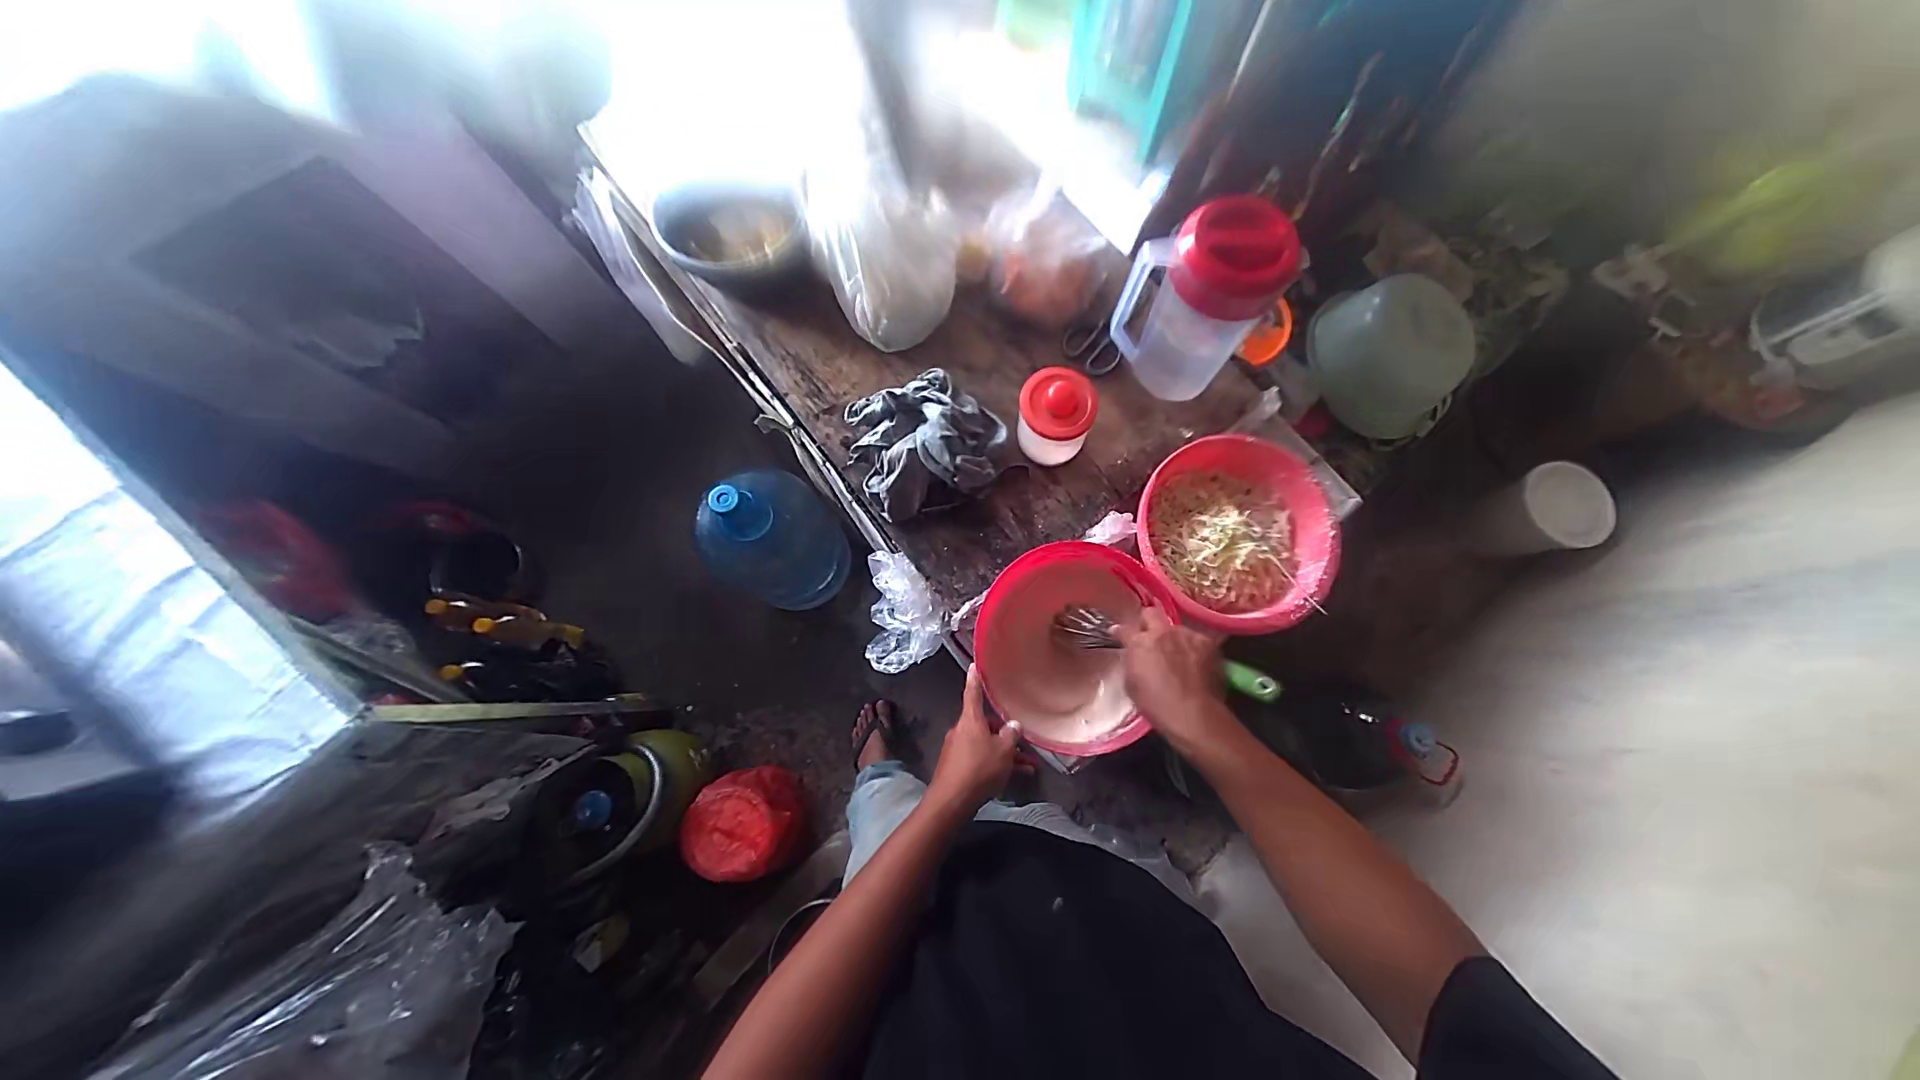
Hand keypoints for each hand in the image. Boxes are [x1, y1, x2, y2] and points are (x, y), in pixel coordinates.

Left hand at [926, 665, 1022, 815]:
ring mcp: (958, 748)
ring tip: (1028, 765)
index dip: (975, 679)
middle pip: (985, 724)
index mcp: (970, 720)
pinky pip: (981, 759)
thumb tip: (1013, 725)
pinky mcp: (958, 766)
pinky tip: (1016, 776)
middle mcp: (962, 730)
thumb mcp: (1003, 751)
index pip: (973, 692)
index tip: (974, 665)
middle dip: (1004, 733)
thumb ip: (1011, 736)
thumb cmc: (979, 769)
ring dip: (1005, 753)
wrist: (952, 801)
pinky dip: (996, 764)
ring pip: (986, 744)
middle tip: (1023, 743)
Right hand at [1115, 608, 1237, 754]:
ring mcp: (1187, 635)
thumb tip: (1132, 652)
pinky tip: (1195, 663)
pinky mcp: (1208, 643)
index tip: (1121, 636)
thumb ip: (1131, 660)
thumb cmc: (1156, 705)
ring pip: (1176, 628)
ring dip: (1173, 639)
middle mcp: (1163, 632)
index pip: (1124, 628)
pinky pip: (1195, 640)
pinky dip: (1193, 648)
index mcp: (1140, 643)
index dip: (1122, 633)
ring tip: (1178, 656)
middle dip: (1148, 623)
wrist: (1194, 715)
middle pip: (1151, 613)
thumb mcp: (1131, 683)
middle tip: (1150, 638)